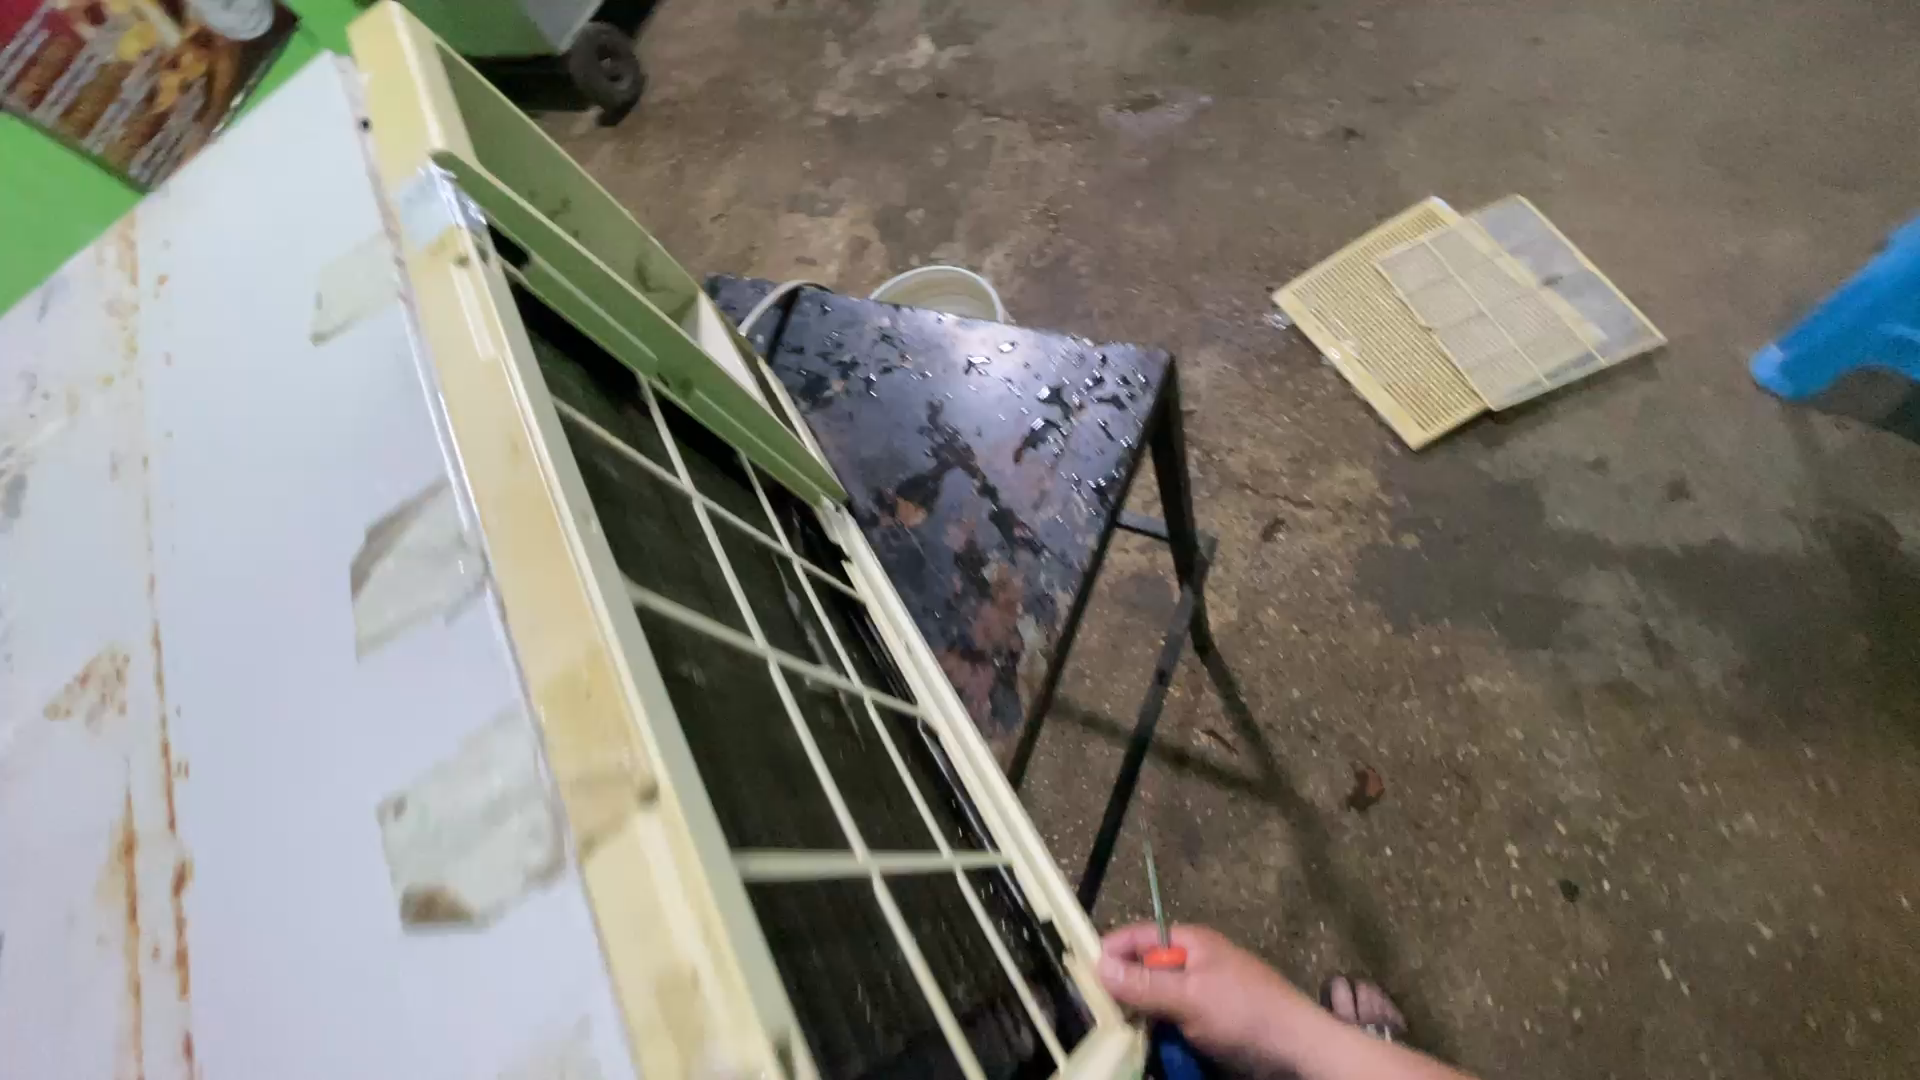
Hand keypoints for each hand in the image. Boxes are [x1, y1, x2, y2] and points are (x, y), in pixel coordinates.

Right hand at [1098, 923, 1328, 1073]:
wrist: (1305, 1056)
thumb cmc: (1247, 1014)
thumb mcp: (1191, 997)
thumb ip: (1143, 983)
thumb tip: (1096, 964)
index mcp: (1189, 943)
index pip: (1136, 938)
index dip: (1110, 954)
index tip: (1082, 979)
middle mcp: (1194, 965)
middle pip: (1144, 972)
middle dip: (1124, 994)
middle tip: (1098, 1019)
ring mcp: (1204, 998)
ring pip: (1157, 1005)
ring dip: (1143, 1023)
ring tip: (1121, 1041)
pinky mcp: (1212, 1028)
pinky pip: (1175, 1029)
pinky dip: (1163, 1040)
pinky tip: (1152, 1053)